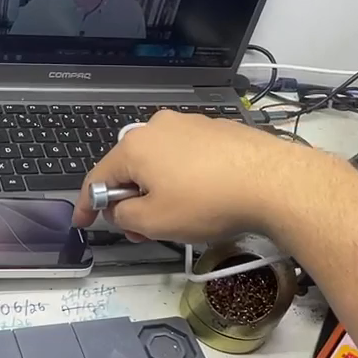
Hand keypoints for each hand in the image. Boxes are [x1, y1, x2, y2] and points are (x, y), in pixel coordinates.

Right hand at [72, 110, 329, 241]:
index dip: (86, 204)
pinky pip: (187, 158)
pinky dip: (183, 180)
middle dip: (129, 201)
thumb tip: (120, 210)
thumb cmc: (208, 201)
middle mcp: (158, 127)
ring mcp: (190, 125)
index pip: (97, 178)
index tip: (83, 221)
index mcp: (135, 146)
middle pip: (129, 169)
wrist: (273, 183)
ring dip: (157, 192)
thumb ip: (123, 217)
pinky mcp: (218, 131)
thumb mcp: (153, 222)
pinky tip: (201, 201)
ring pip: (159, 163)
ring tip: (175, 220)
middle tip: (140, 232)